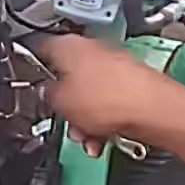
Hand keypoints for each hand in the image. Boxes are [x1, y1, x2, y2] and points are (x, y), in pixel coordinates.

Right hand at [38, 35, 184, 153]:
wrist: (153, 112)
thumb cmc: (111, 100)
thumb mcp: (61, 101)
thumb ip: (47, 94)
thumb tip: (46, 93)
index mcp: (69, 45)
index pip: (41, 48)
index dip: (32, 67)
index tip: (32, 83)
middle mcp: (92, 50)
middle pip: (67, 79)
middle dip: (65, 106)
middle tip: (66, 120)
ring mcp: (113, 67)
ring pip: (87, 96)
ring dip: (83, 120)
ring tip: (87, 137)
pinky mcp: (130, 85)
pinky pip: (106, 104)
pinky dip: (102, 122)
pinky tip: (102, 139)